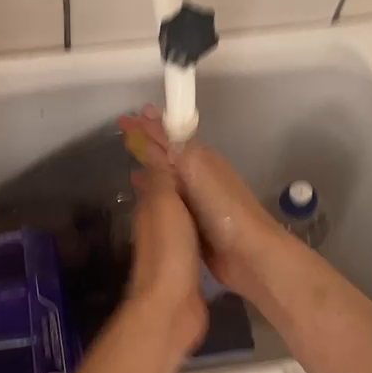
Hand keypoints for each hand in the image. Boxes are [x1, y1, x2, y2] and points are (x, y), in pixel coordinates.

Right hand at [118, 107, 288, 297]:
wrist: (248, 255)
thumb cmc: (224, 210)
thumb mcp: (198, 172)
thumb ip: (175, 151)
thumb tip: (154, 125)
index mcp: (201, 160)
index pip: (170, 136)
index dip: (149, 126)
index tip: (127, 118)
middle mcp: (198, 176)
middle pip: (167, 154)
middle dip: (146, 141)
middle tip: (123, 130)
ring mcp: (195, 200)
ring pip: (165, 177)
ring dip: (148, 166)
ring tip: (129, 160)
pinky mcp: (191, 223)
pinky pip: (166, 201)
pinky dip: (152, 193)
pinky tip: (140, 196)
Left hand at [127, 166, 207, 355]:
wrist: (172, 304)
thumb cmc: (169, 249)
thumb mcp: (164, 204)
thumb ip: (162, 181)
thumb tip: (158, 156)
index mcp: (149, 208)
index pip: (157, 178)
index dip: (169, 164)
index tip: (187, 150)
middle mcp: (157, 227)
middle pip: (172, 200)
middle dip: (184, 186)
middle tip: (210, 172)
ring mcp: (171, 250)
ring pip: (183, 221)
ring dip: (194, 209)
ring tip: (217, 196)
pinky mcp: (185, 270)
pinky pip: (195, 243)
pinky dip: (202, 232)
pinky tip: (216, 230)